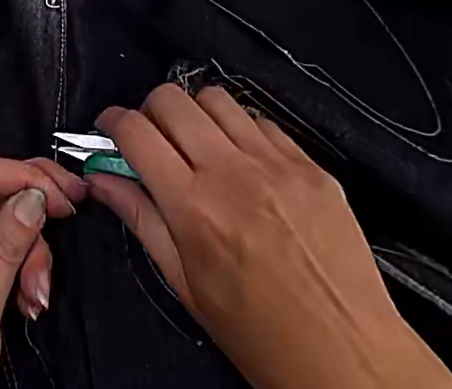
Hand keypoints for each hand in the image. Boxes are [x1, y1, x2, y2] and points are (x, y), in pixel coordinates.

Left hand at [0, 154, 85, 388]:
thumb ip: (4, 248)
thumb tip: (34, 195)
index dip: (30, 176)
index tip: (66, 198)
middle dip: (36, 212)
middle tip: (69, 220)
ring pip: (8, 218)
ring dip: (33, 251)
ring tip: (37, 295)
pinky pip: (3, 245)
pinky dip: (24, 266)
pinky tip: (29, 298)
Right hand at [89, 86, 451, 388]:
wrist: (348, 355)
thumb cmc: (264, 335)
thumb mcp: (187, 285)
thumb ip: (141, 219)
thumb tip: (103, 181)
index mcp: (194, 209)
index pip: (136, 132)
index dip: (112, 121)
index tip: (109, 126)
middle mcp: (232, 173)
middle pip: (171, 99)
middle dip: (149, 109)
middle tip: (151, 136)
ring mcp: (274, 162)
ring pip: (215, 97)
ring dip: (194, 112)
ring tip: (197, 143)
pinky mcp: (309, 163)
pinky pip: (261, 119)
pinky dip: (240, 129)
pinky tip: (242, 159)